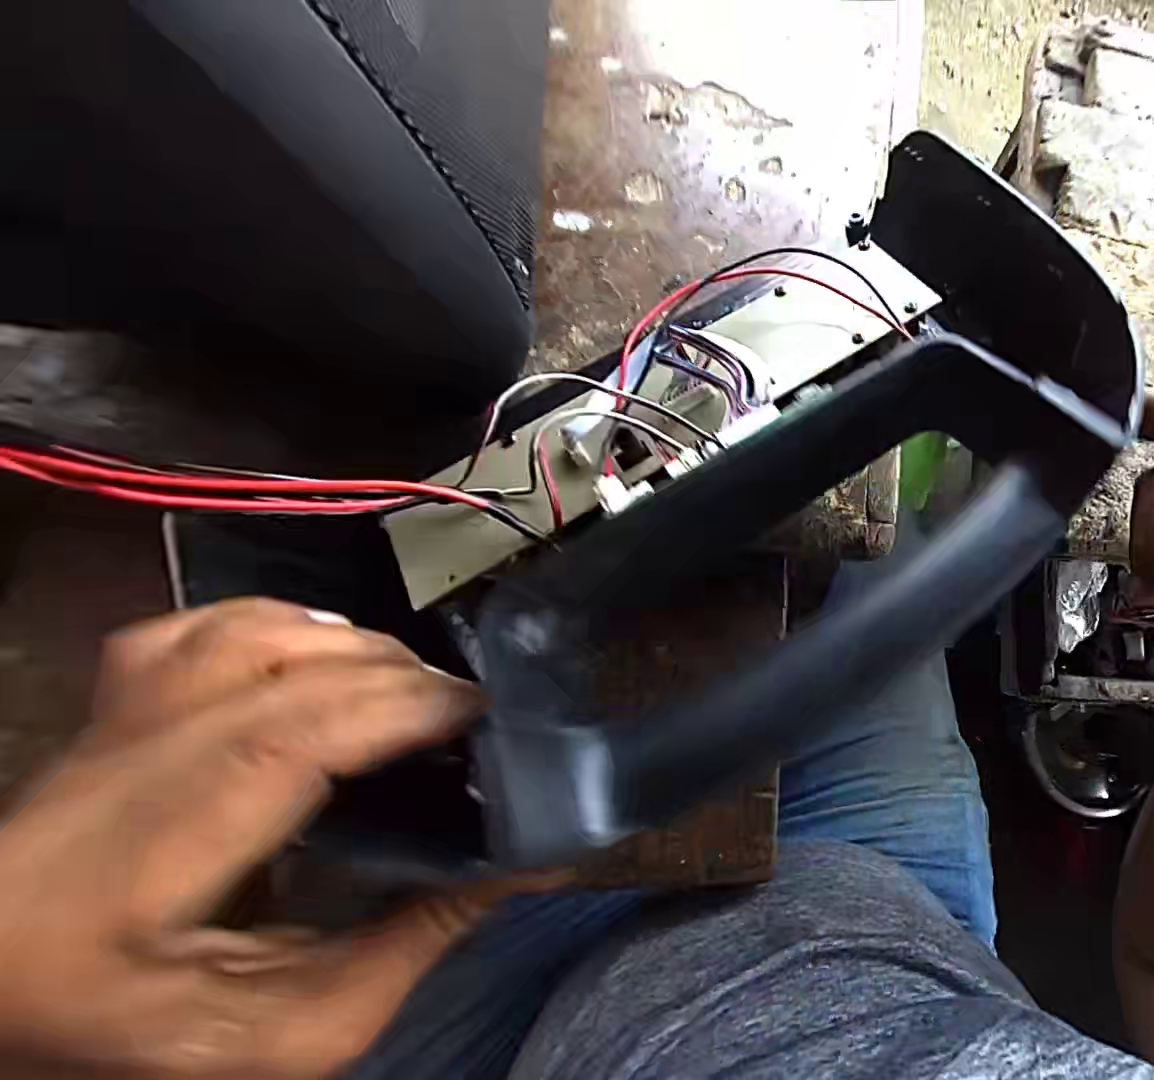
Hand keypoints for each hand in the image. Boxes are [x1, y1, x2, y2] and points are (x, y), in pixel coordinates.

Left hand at [0, 599, 508, 1076]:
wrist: (17, 1033)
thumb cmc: (161, 1052)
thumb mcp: (311, 1027)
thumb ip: (431, 930)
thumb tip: (548, 857)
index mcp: (113, 895)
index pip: (275, 746)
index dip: (396, 708)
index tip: (478, 711)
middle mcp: (80, 804)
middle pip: (270, 682)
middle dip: (398, 677)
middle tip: (467, 704)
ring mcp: (79, 752)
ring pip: (234, 642)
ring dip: (351, 647)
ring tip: (410, 684)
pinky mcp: (95, 727)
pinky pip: (189, 633)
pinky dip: (283, 624)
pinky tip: (333, 653)